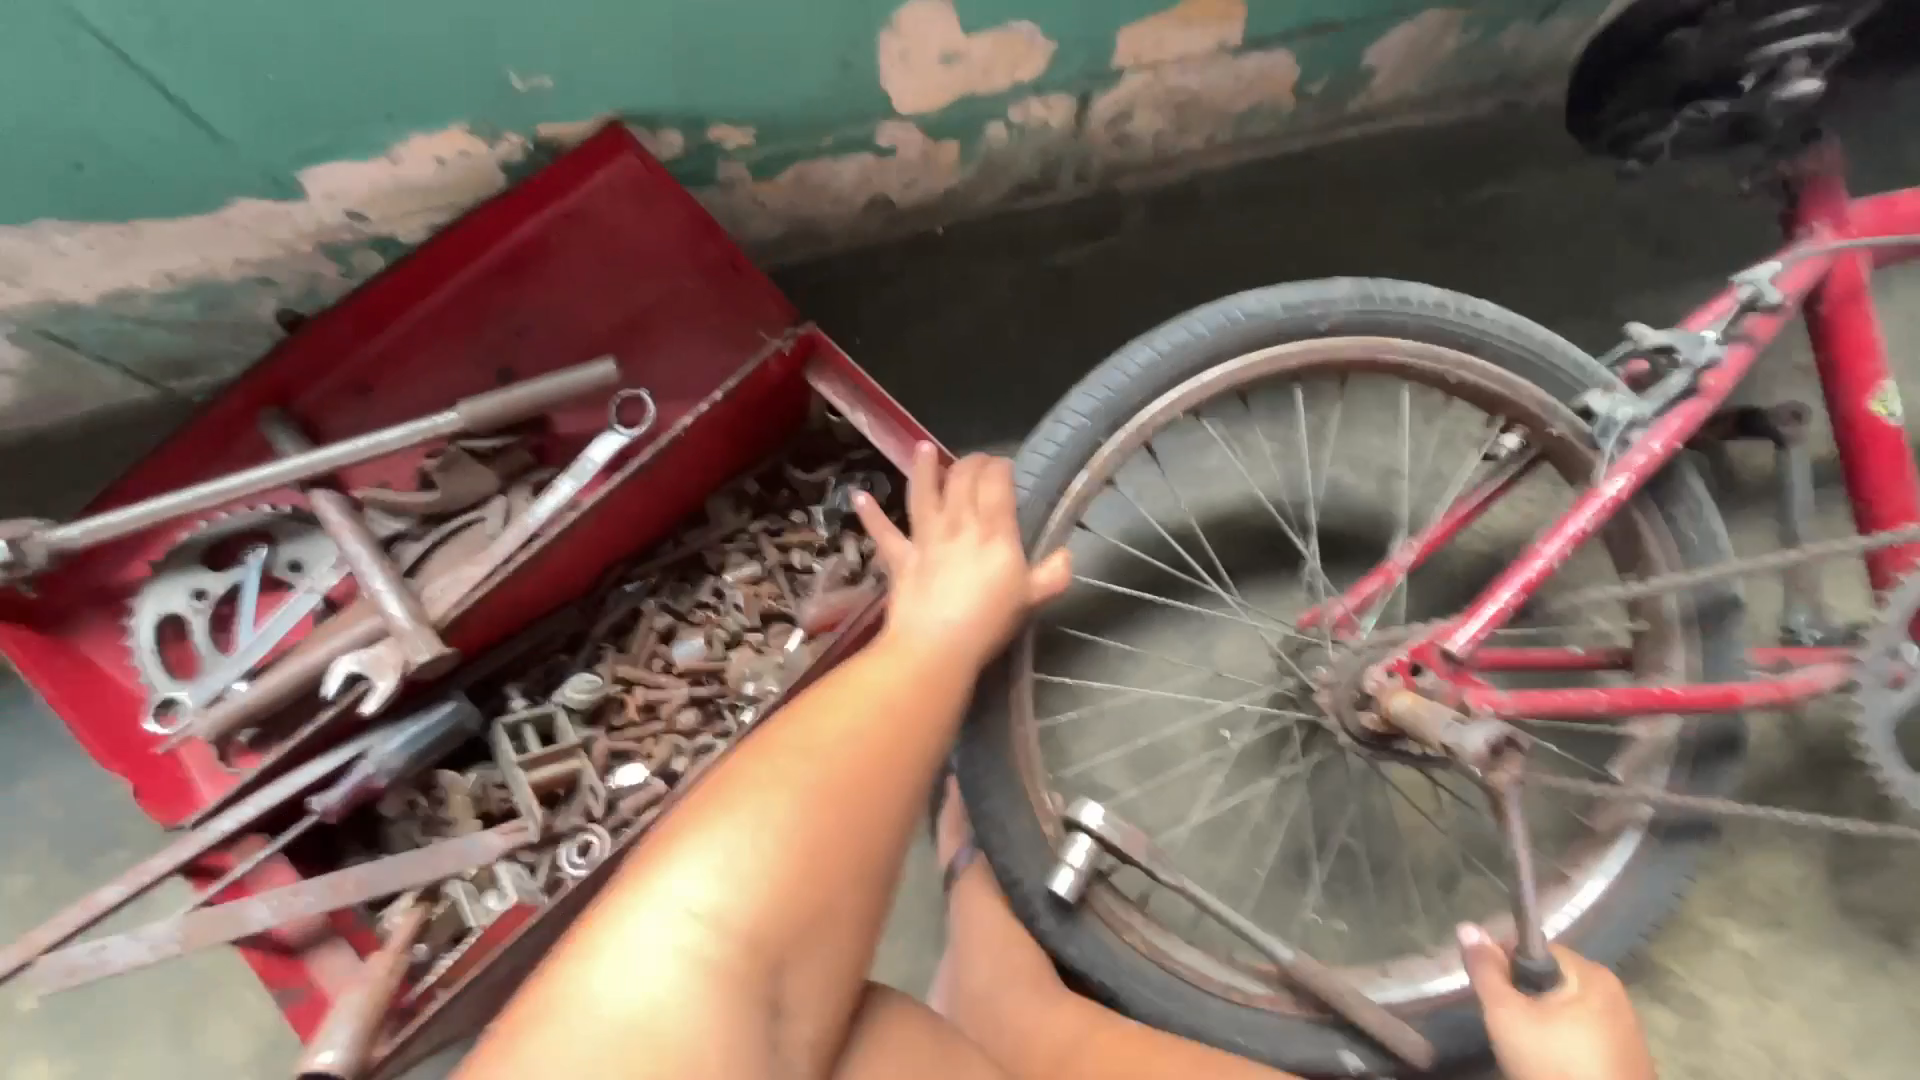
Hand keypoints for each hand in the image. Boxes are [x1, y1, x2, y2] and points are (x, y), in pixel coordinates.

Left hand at [854, 442, 1071, 670]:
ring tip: (923, 448)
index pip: (996, 484)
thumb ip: (1052, 574)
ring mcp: (925, 539)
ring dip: (923, 469)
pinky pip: (883, 532)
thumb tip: (1066, 555)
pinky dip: (871, 514)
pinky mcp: (900, 558)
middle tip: (977, 460)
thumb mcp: (1031, 599)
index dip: (1000, 467)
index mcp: (994, 531)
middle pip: (962, 480)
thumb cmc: (988, 621)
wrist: (936, 646)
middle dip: (971, 462)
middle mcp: (958, 524)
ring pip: (923, 494)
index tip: (1004, 464)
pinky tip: (859, 496)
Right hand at [1459, 923, 1655, 1079]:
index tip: (1493, 995)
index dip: (1502, 965)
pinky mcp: (1631, 1055)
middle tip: (1510, 1023)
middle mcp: (1615, 992)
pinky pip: (1584, 1029)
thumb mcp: (1505, 1014)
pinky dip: (1565, 1038)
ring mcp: (1628, 1026)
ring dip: (1542, 1017)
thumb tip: (1467, 925)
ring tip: (1530, 1045)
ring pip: (1564, 1004)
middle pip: (1547, 976)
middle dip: (1522, 994)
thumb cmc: (1553, 1065)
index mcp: (1591, 974)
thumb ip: (1485, 969)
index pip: (1529, 947)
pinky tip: (1555, 1061)